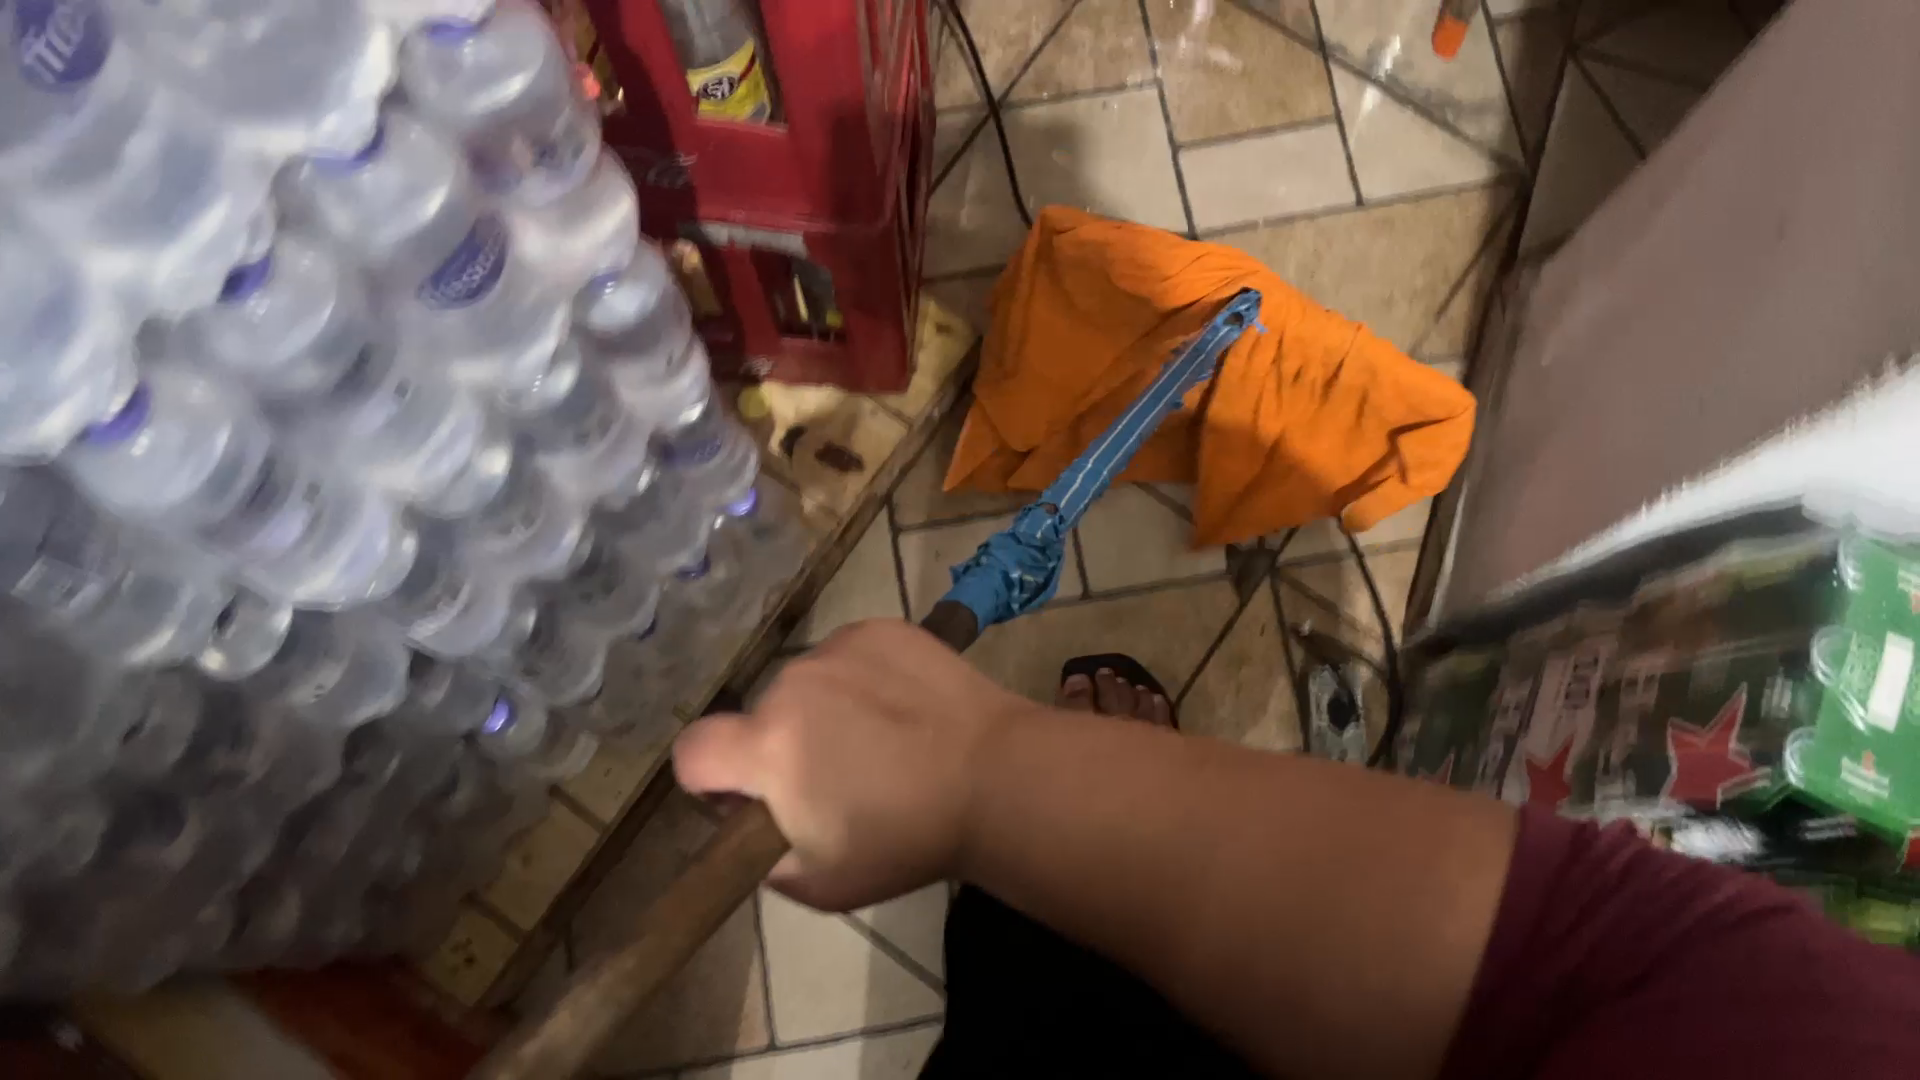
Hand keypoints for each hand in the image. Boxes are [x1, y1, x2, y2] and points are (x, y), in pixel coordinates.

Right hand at [673, 619, 1038, 910]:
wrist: (996, 776)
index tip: (750, 793)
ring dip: (825, 707)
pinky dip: (862, 676)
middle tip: (840, 772)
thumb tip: (755, 824)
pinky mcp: (880, 628)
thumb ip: (765, 856)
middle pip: (761, 717)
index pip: (692, 751)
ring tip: (883, 735)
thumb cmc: (908, 838)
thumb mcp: (820, 882)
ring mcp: (838, 648)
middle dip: (782, 744)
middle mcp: (792, 684)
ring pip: (807, 683)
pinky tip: (904, 703)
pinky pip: (848, 654)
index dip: (711, 779)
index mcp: (768, 747)